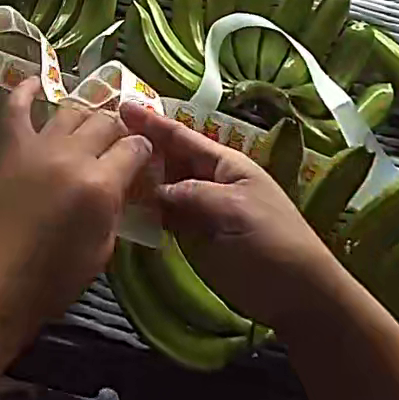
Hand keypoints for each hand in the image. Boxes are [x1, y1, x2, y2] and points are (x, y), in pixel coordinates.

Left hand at [0, 78, 152, 345]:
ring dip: (88, 112)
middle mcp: (73, 156)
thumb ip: (119, 201)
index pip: (135, 146)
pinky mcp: (11, 149)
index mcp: (101, 183)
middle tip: (121, 141)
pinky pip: (17, 109)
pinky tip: (38, 82)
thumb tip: (128, 176)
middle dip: (121, 129)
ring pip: (73, 110)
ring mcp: (39, 148)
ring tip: (94, 121)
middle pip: (108, 122)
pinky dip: (26, 91)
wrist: (1, 282)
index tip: (144, 156)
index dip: (144, 149)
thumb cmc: (59, 274)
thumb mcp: (107, 243)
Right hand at [121, 101, 346, 334]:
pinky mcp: (194, 236)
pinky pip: (163, 215)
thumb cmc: (272, 243)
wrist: (297, 295)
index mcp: (225, 164)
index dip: (152, 122)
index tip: (121, 104)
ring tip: (101, 166)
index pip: (182, 137)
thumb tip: (154, 189)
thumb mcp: (234, 210)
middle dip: (139, 146)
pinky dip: (143, 209)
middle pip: (169, 159)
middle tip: (100, 136)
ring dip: (138, 178)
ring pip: (163, 187)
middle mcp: (209, 180)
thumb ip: (192, 194)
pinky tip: (119, 205)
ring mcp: (201, 209)